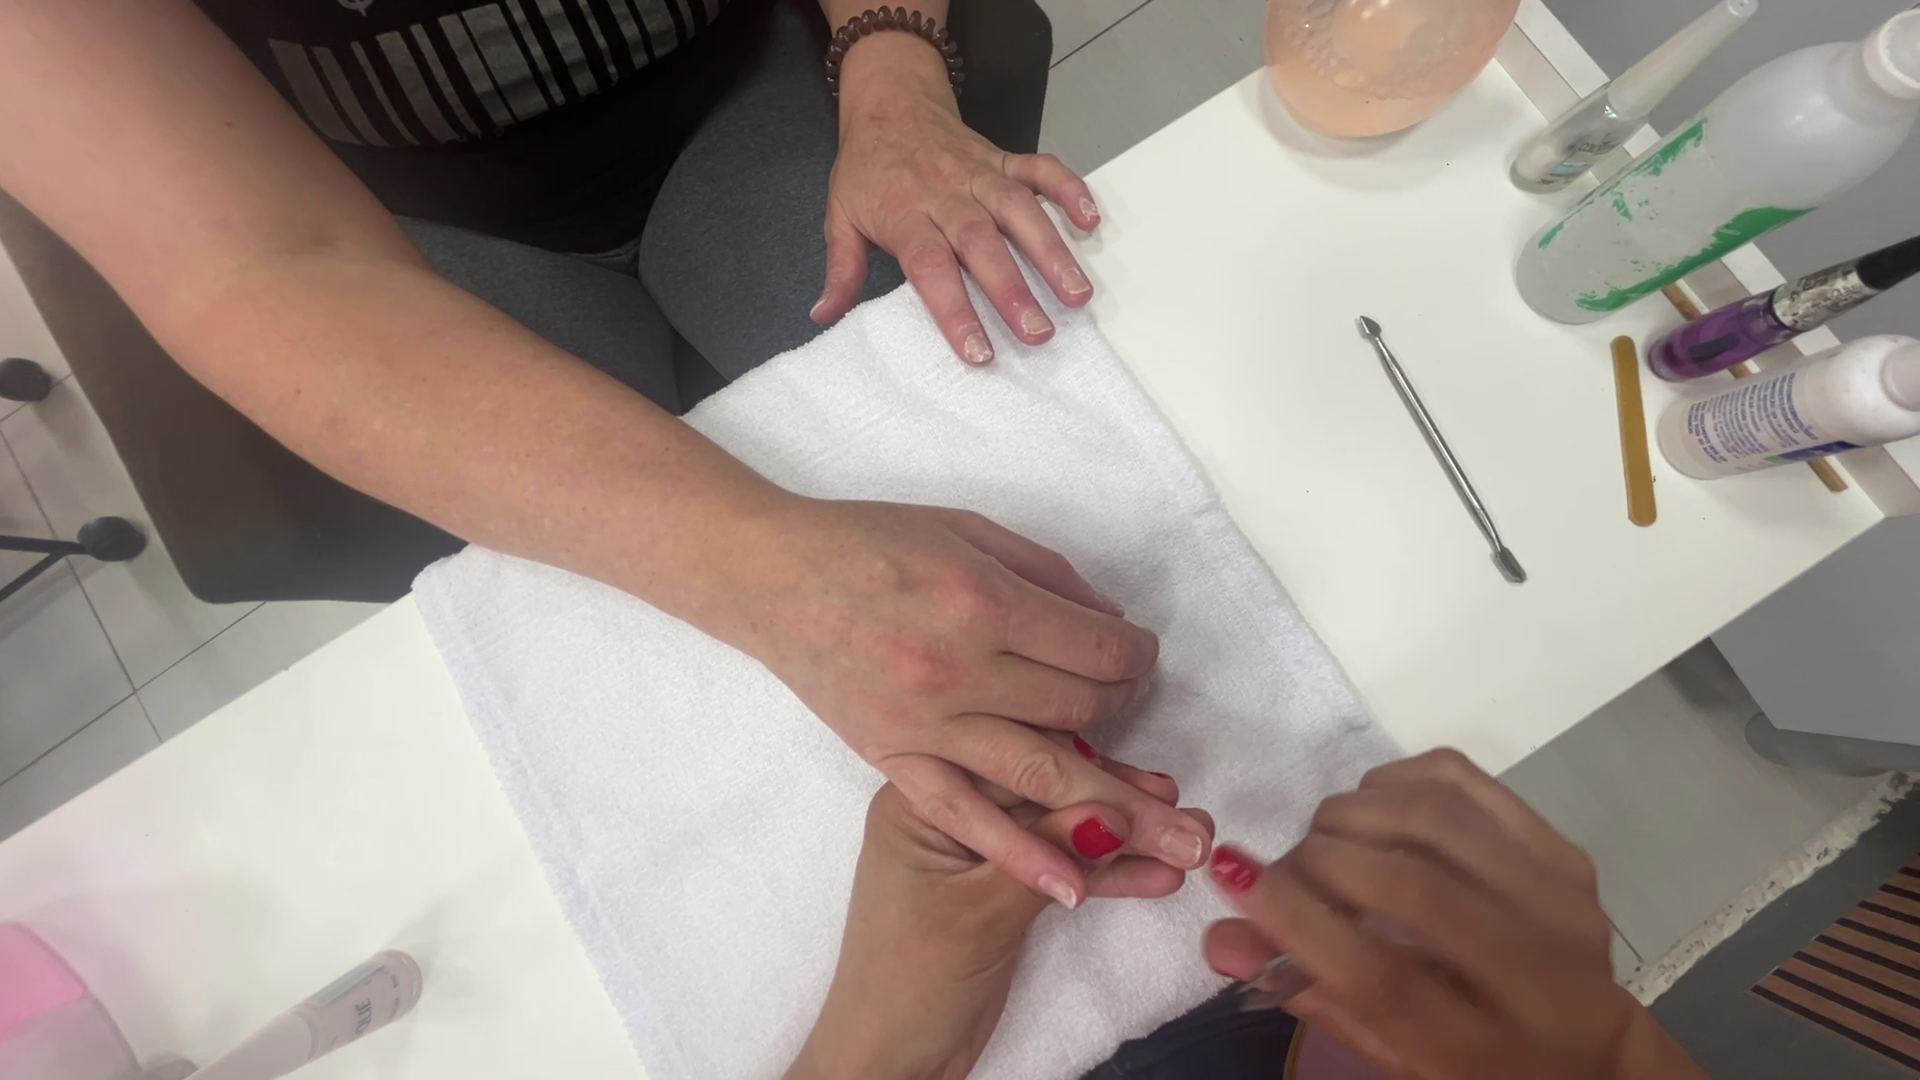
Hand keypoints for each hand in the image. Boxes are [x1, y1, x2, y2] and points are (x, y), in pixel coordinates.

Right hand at [723, 497, 1211, 906]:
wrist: (775, 578)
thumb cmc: (870, 540)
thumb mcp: (966, 528)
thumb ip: (1043, 572)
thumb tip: (1104, 619)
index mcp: (984, 600)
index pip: (1097, 648)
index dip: (1135, 652)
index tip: (1135, 650)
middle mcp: (963, 669)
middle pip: (1082, 707)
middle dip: (1125, 704)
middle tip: (1130, 695)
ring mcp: (927, 724)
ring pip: (1042, 771)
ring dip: (1117, 800)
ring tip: (1177, 835)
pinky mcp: (894, 759)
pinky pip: (965, 815)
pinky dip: (1019, 854)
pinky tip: (1072, 889)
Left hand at [787, 777, 1214, 1079]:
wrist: (893, 1060)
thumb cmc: (913, 979)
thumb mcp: (979, 912)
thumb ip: (1046, 856)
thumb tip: (1115, 810)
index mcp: (925, 796)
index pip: (1016, 771)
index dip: (1091, 780)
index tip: (1157, 793)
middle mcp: (954, 808)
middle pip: (1046, 798)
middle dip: (1118, 810)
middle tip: (1187, 818)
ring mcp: (982, 845)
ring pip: (1061, 831)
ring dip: (1125, 842)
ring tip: (1193, 843)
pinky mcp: (1004, 880)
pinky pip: (1061, 866)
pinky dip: (1107, 874)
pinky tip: (1156, 876)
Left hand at [813, 32, 1101, 364]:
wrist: (890, 102)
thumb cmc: (868, 170)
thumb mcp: (840, 217)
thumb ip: (840, 270)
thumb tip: (824, 315)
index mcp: (907, 216)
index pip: (932, 268)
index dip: (955, 311)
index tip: (978, 352)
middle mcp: (948, 196)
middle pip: (983, 244)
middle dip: (1013, 291)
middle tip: (1038, 333)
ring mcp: (981, 175)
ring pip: (1021, 210)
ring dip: (1052, 251)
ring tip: (1076, 295)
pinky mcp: (1005, 159)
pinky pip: (1042, 169)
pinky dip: (1069, 189)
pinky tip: (1091, 222)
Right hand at [1202, 749, 1708, 1079]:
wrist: (1598, 1056)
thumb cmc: (1471, 1061)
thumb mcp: (1388, 1052)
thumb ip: (1302, 988)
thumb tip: (1218, 935)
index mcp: (1489, 1049)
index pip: (1381, 977)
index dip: (1297, 918)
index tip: (1228, 870)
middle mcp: (1545, 976)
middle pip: (1410, 886)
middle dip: (1320, 860)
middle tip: (1287, 867)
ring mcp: (1560, 900)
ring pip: (1430, 816)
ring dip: (1350, 816)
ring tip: (1329, 840)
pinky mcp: (1561, 850)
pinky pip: (1457, 778)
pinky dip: (1393, 779)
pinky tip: (1376, 810)